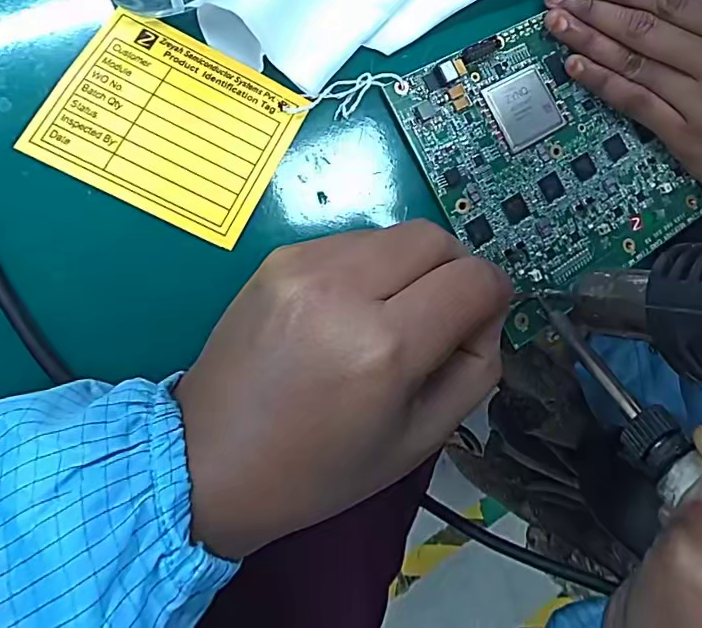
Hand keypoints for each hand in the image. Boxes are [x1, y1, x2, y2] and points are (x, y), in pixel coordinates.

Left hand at [175, 221, 510, 558]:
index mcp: (383, 348)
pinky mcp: (282, 255)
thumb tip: (486, 313)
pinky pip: (354, 240)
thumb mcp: (417, 441)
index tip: (484, 315)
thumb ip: (474, 370)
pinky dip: (371, 264)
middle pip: (437, 238)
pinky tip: (349, 305)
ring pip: (396, 233)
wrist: (207, 458)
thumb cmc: (317, 469)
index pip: (473, 280)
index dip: (494, 294)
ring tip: (389, 310)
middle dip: (456, 268)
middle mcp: (345, 289)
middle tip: (442, 310)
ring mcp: (307, 264)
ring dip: (412, 265)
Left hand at [542, 0, 701, 233]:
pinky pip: (636, 103)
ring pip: (634, 62)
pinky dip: (603, 82)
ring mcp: (700, 102)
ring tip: (556, 23)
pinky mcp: (687, 138)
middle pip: (644, 29)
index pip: (673, 4)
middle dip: (594, 10)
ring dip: (589, 40)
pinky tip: (574, 65)